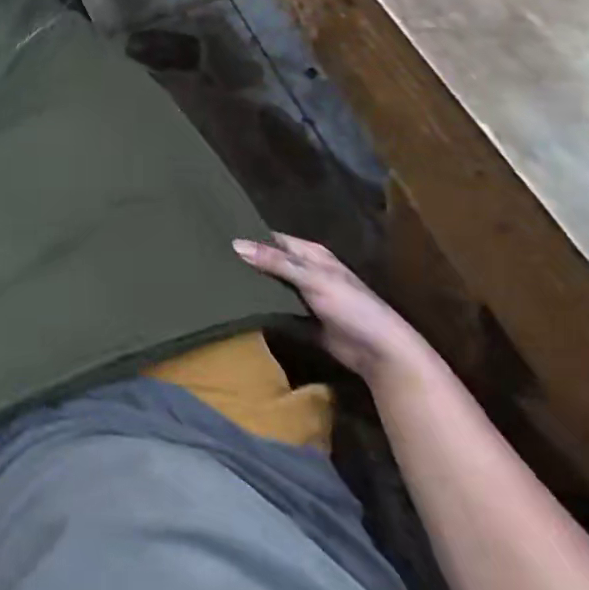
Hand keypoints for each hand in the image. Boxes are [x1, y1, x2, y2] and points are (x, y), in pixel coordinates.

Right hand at [234, 234, 435, 385]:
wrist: (380, 353)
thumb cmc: (352, 307)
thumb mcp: (313, 279)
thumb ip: (275, 262)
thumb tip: (234, 243)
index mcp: (312, 255)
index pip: (273, 238)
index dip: (249, 236)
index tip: (216, 235)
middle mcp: (306, 271)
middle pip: (269, 261)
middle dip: (244, 260)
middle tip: (208, 258)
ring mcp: (302, 296)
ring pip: (269, 285)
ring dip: (249, 284)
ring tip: (214, 278)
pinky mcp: (300, 318)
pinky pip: (273, 308)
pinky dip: (258, 306)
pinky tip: (233, 304)